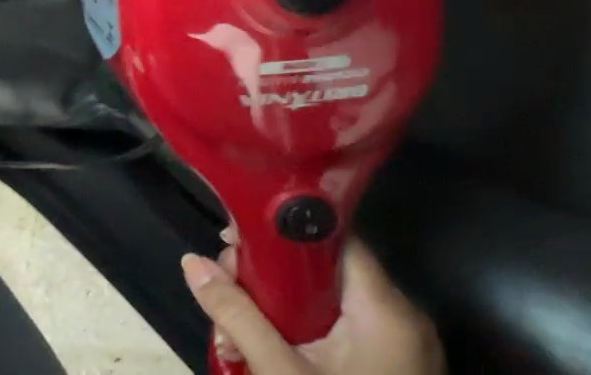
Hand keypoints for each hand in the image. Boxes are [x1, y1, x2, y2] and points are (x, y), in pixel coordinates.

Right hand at [183, 235, 443, 374]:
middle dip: (260, 279)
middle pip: (318, 268)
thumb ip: (236, 314)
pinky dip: (296, 333)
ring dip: (269, 310)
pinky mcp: (391, 366)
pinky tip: (263, 356)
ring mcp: (399, 345)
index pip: (330, 236)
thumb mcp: (282, 373)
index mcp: (384, 310)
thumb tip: (191, 262)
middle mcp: (399, 317)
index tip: (230, 241)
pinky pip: (335, 328)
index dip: (277, 230)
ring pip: (320, 300)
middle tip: (222, 298)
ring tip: (234, 342)